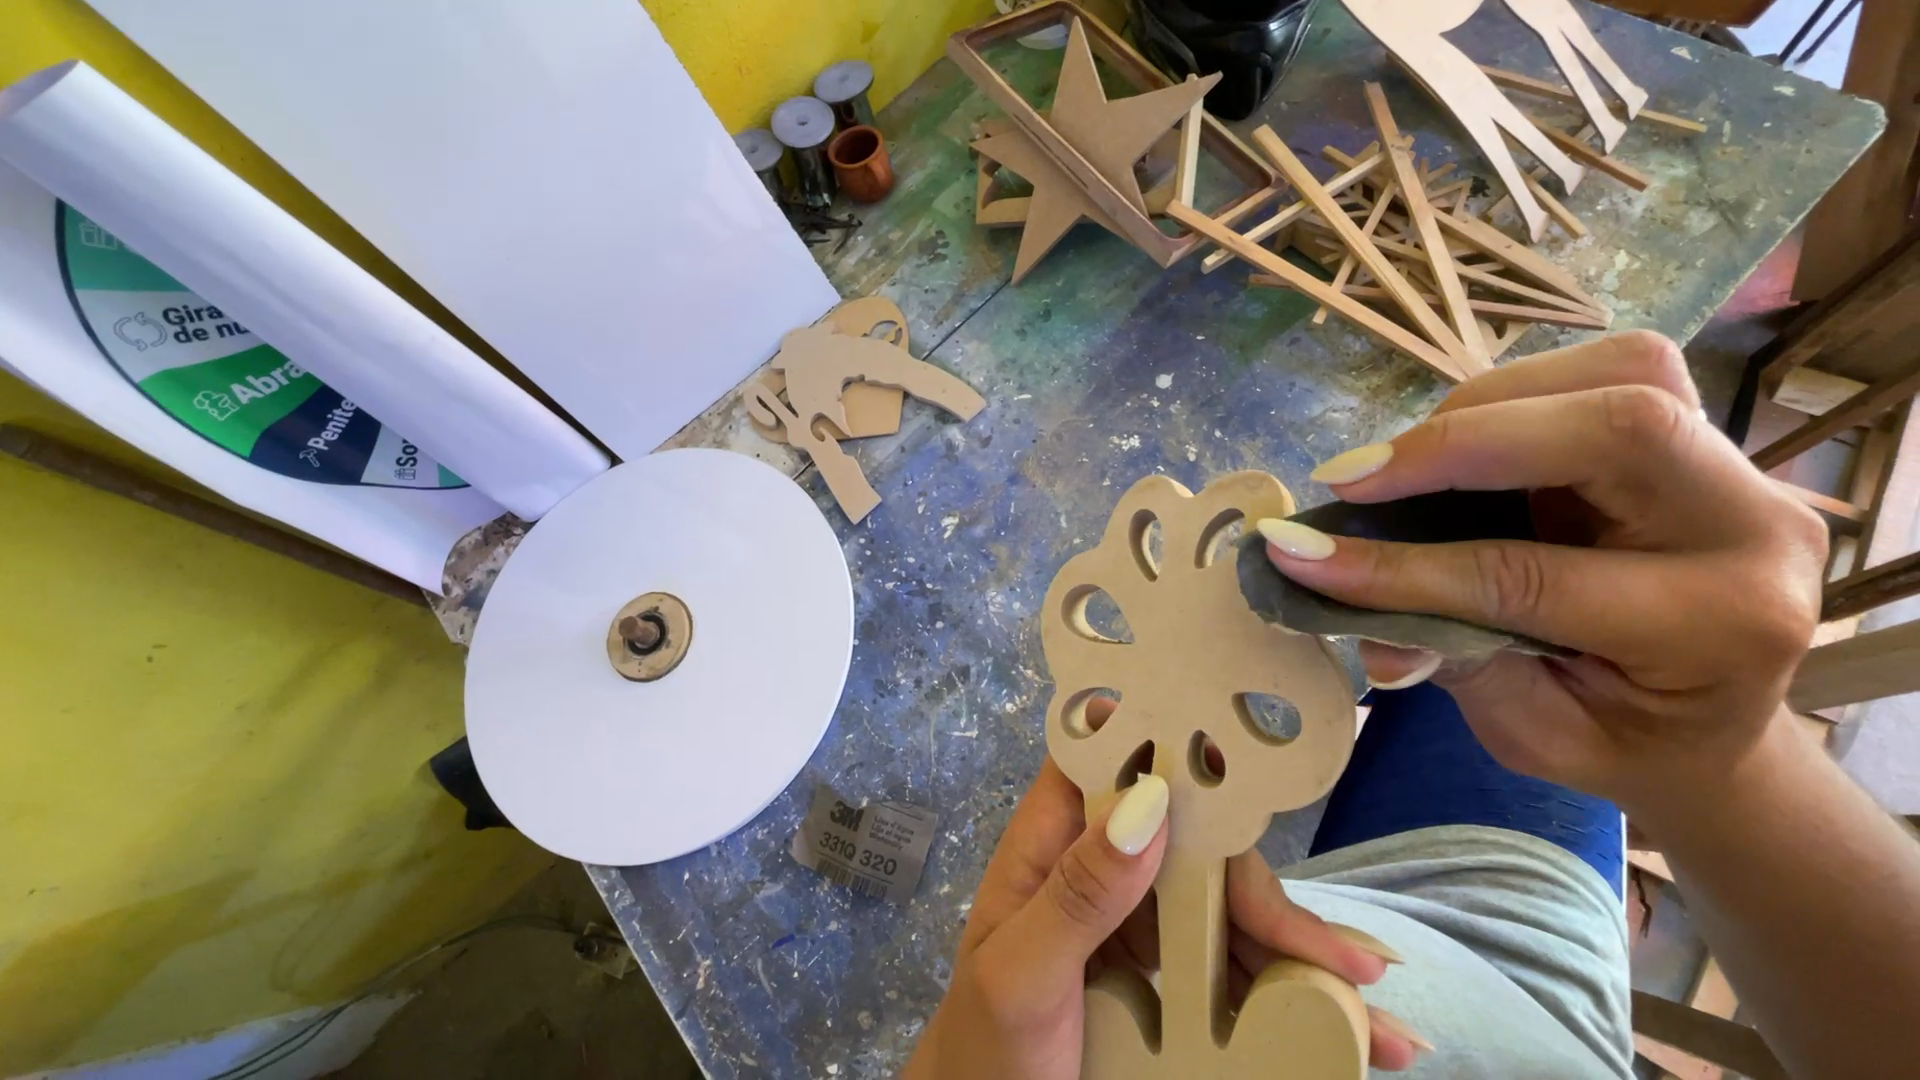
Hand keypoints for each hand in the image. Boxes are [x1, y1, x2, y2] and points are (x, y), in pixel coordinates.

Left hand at [905, 701, 1427, 1079]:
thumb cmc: (987, 1048)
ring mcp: (1139, 915)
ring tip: (1378, 1022)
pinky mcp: (1165, 967)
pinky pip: (1232, 961)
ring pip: (1225, 901)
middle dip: (1266, 889)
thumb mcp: (1021, 973)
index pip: (1112, 758)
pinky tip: (1350, 1031)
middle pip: (1195, 840)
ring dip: (1299, 951)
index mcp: (1054, 840)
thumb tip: (1152, 801)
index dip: (1172, 743)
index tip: (1247, 763)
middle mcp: (1103, 861)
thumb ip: (1077, 892)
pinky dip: (1288, 989)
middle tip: (1347, 965)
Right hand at [1254, 332, 1827, 824]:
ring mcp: (1743, 466)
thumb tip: (1333, 596)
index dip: (1402, 566)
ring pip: (1618, 375)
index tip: (1297, 554)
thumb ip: (1445, 659)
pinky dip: (1509, 397)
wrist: (1706, 718)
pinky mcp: (1701, 432)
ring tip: (1398, 466)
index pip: (1530, 576)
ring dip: (1480, 409)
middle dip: (1455, 445)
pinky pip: (1607, 372)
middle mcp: (1751, 529)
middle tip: (1349, 481)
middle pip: (1616, 427)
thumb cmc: (1616, 736)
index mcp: (1715, 628)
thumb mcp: (1528, 731)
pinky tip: (1455, 445)